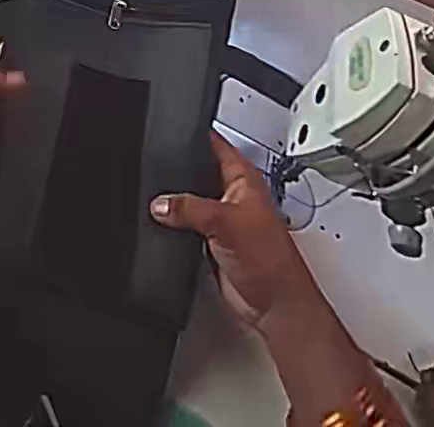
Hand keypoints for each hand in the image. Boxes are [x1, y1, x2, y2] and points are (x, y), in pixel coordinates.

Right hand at [151, 132, 328, 333]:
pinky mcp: (213, 242)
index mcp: (243, 179)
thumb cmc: (270, 261)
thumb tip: (161, 203)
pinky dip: (178, 225)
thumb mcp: (224, 221)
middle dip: (182, 170)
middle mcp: (233, 196)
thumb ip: (188, 207)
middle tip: (160, 164)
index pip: (217, 145)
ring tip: (162, 198)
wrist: (274, 306)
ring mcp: (223, 219)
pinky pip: (188, 225)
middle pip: (200, 172)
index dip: (198, 135)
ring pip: (193, 200)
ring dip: (180, 203)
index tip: (176, 127)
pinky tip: (167, 225)